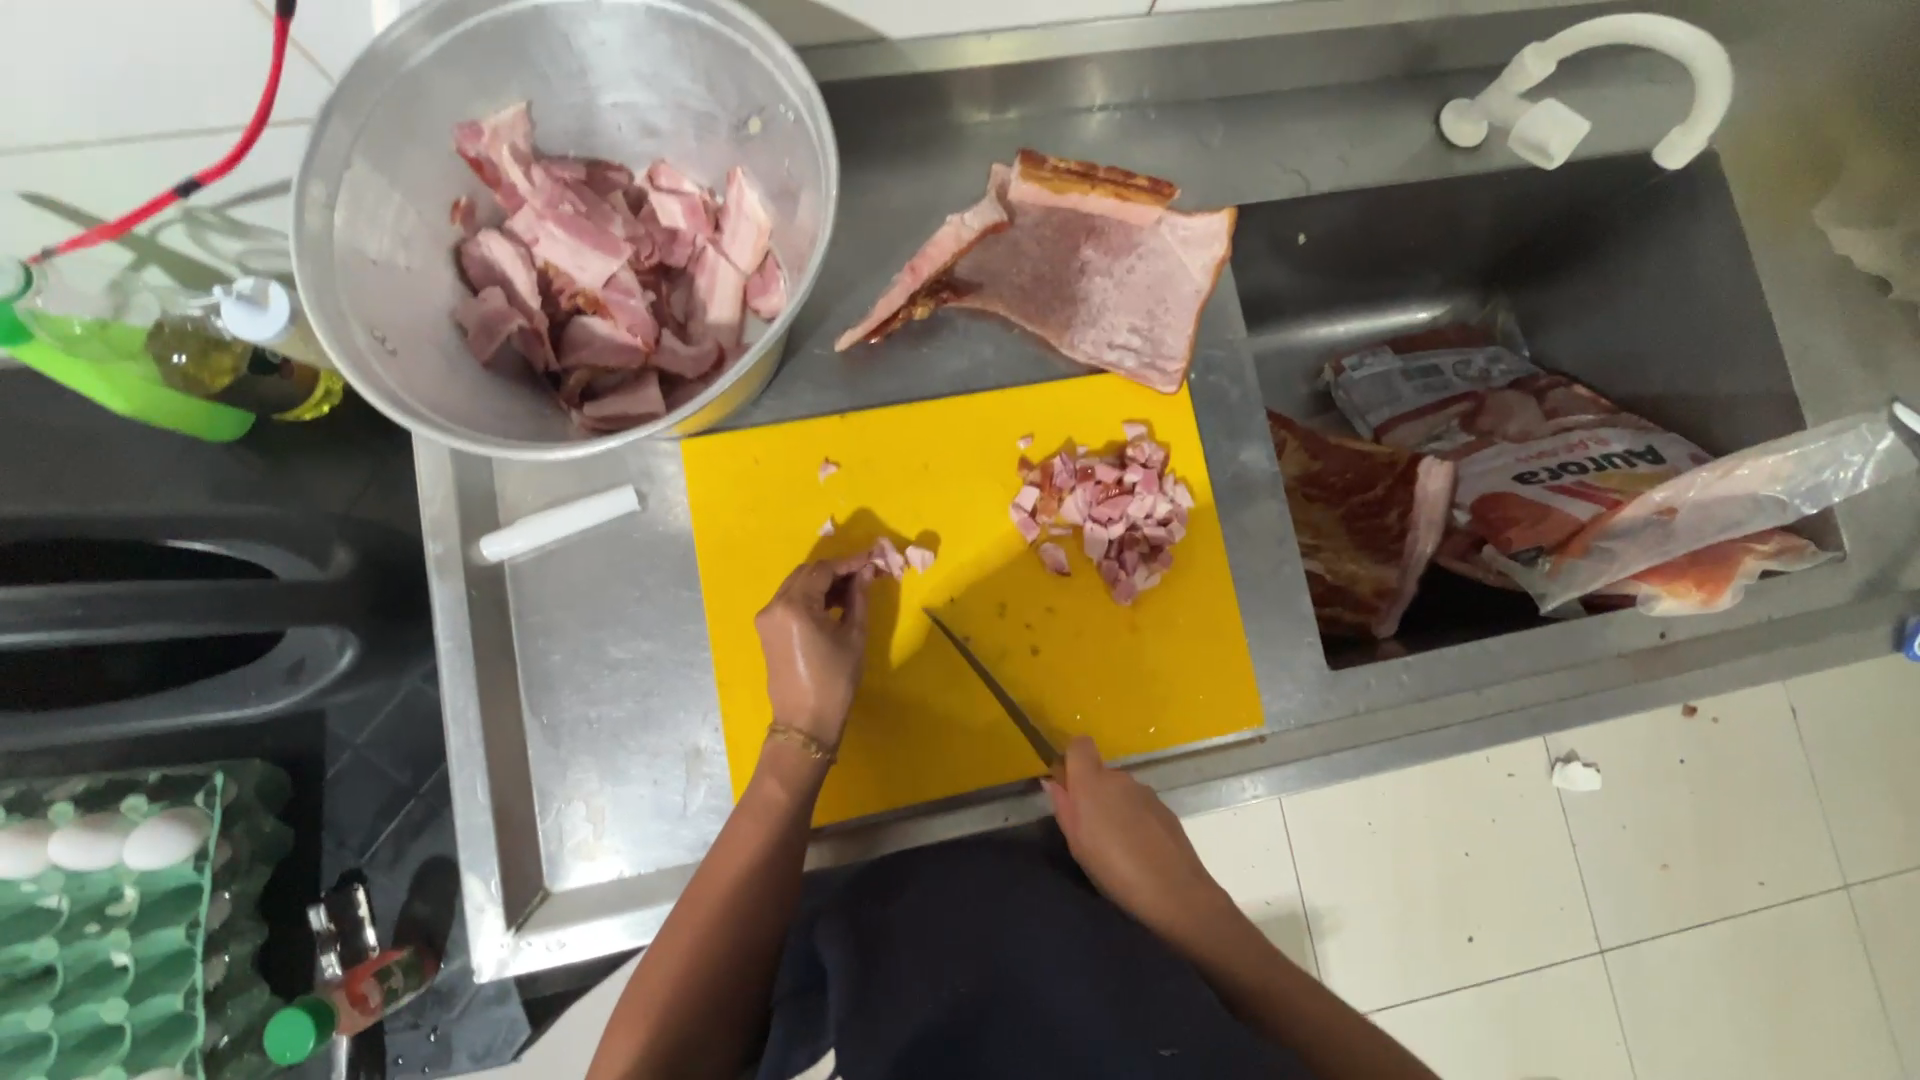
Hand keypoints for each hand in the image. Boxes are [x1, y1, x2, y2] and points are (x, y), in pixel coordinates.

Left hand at [754, 556, 875, 749]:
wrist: (806, 721)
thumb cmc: (835, 680)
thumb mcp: (854, 636)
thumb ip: (859, 598)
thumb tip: (867, 572)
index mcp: (794, 606)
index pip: (823, 570)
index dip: (850, 562)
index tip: (873, 559)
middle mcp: (774, 605)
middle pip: (806, 573)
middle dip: (836, 570)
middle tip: (864, 574)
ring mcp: (767, 617)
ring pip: (797, 585)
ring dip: (823, 582)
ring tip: (853, 590)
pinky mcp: (767, 629)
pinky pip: (790, 601)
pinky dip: (811, 596)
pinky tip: (834, 604)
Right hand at [1044, 736, 1234, 943]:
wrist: (1175, 891)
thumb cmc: (1115, 870)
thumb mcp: (1077, 844)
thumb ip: (1064, 808)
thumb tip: (1053, 782)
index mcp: (1093, 783)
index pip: (1080, 745)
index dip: (1073, 759)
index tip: (1069, 786)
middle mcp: (1120, 779)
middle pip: (1100, 772)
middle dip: (1093, 793)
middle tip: (1091, 830)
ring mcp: (1146, 792)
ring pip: (1121, 790)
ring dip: (1115, 808)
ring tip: (1117, 846)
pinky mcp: (1165, 808)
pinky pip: (1139, 805)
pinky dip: (1135, 819)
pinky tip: (1139, 850)